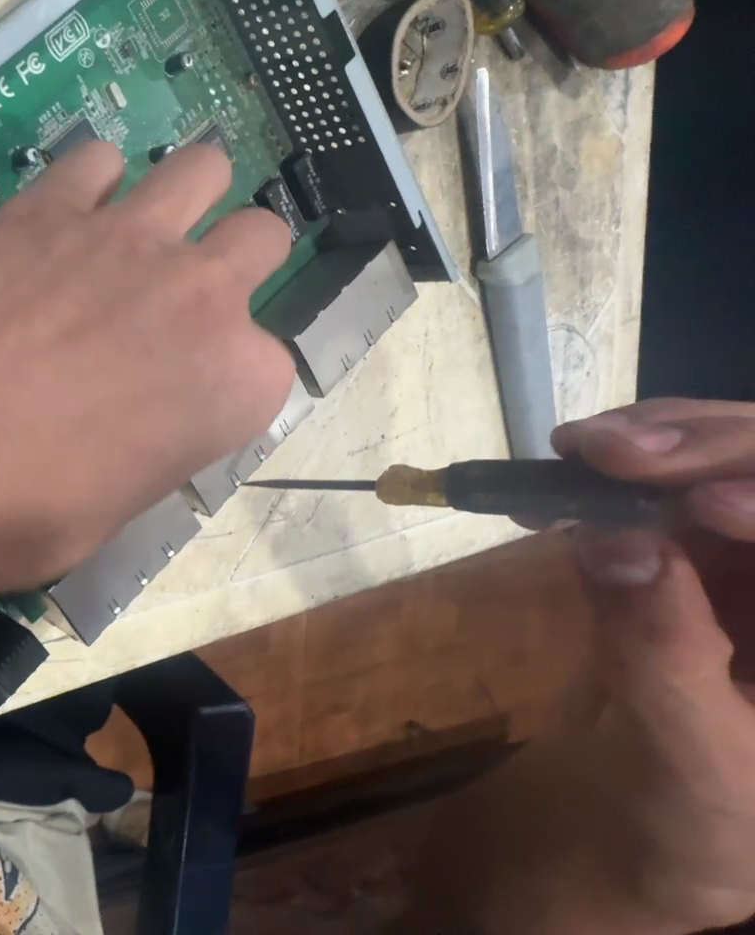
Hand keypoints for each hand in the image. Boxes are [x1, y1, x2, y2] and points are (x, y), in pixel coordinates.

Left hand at [0, 141, 294, 597]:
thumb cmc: (16, 512)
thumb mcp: (117, 504)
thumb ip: (155, 439)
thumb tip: (133, 417)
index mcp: (239, 383)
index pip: (261, 357)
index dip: (212, 371)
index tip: (167, 382)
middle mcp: (202, 294)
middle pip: (257, 239)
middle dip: (223, 263)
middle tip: (164, 293)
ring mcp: (126, 238)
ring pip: (199, 170)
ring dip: (178, 197)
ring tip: (129, 231)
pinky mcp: (46, 210)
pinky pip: (93, 162)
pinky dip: (86, 182)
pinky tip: (57, 215)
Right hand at [410, 400, 754, 934]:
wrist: (608, 837)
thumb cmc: (683, 829)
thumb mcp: (686, 758)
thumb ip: (659, 651)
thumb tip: (611, 537)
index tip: (698, 500)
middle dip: (717, 451)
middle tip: (603, 447)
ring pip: (733, 478)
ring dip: (657, 451)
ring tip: (573, 450)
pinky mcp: (686, 578)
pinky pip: (660, 507)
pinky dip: (605, 484)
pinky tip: (550, 486)